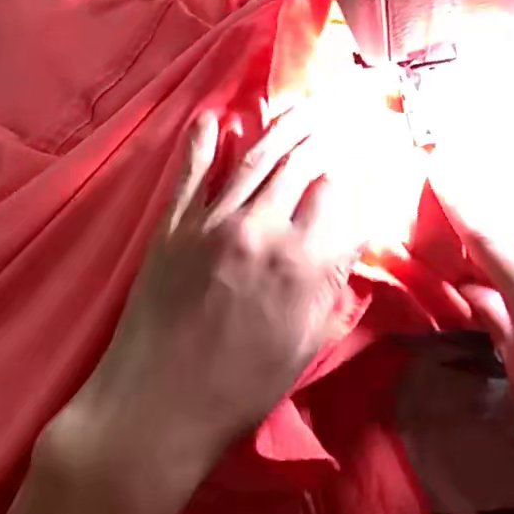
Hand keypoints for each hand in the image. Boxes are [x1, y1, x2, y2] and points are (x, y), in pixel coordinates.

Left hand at [61, 105, 360, 478]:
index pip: (338, 197)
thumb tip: (351, 236)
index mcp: (301, 262)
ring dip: (281, 127)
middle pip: (301, 164)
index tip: (360, 166)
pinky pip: (190, 173)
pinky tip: (214, 118)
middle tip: (338, 113)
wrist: (154, 408)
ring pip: (254, 158)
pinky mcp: (171, 225)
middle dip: (325, 136)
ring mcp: (210, 221)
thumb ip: (331, 283)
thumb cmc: (240, 389)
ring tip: (301, 105)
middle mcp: (259, 228)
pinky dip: (202, 142)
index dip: (353, 179)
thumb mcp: (305, 344)